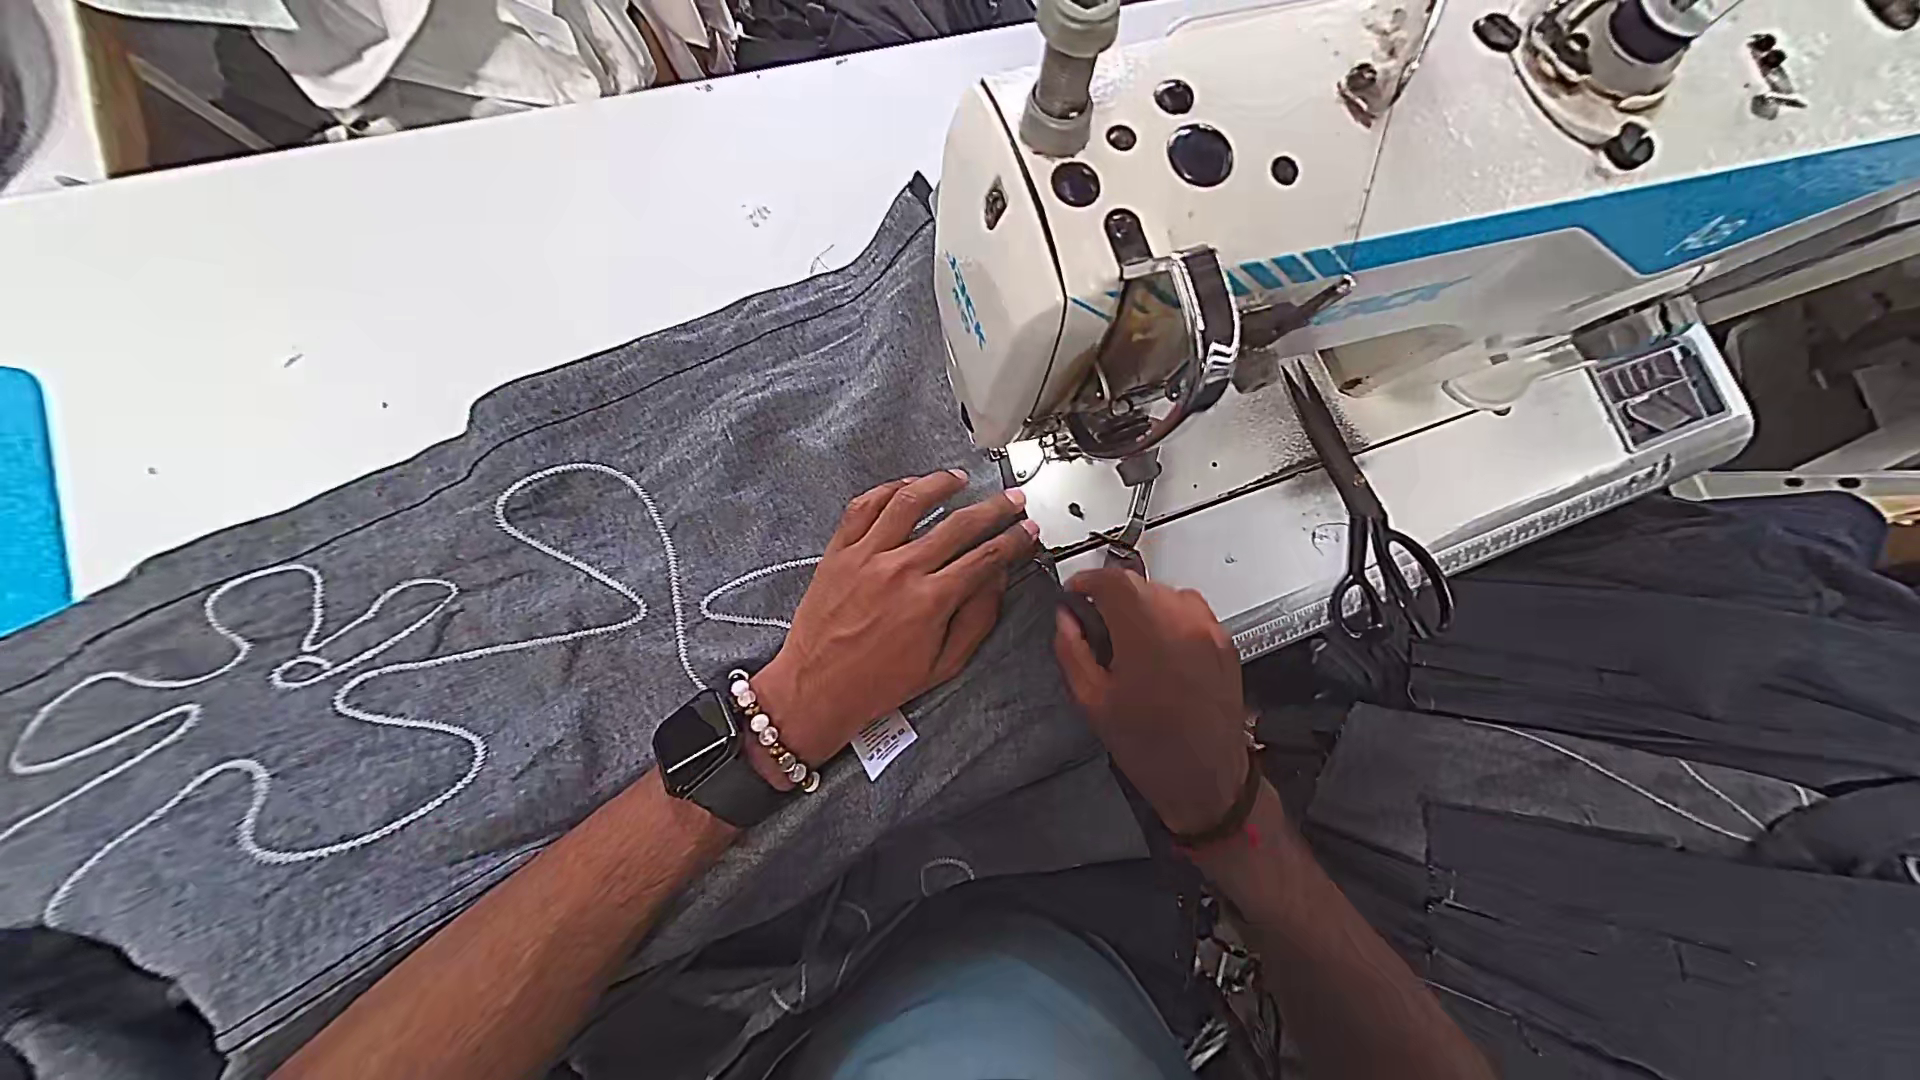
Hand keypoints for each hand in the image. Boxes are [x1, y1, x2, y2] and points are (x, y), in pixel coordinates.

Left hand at [751, 470, 1037, 771]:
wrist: (817, 687)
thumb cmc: (877, 682)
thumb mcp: (942, 664)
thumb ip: (977, 620)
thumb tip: (996, 582)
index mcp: (930, 601)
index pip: (986, 556)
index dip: (1014, 539)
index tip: (1025, 530)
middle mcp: (900, 571)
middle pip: (959, 524)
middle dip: (995, 508)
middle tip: (1010, 500)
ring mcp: (867, 556)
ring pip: (910, 501)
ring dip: (941, 484)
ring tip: (959, 479)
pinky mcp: (839, 552)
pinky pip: (864, 506)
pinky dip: (888, 489)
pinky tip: (905, 486)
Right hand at [1053, 569, 1250, 834]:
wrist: (1207, 779)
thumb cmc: (1153, 749)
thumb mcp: (1092, 701)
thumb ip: (1072, 650)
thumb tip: (1065, 620)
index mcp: (1145, 636)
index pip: (1112, 581)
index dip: (1087, 581)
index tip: (1077, 593)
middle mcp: (1181, 625)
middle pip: (1138, 583)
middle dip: (1111, 595)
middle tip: (1096, 619)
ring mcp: (1208, 631)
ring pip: (1165, 592)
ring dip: (1141, 604)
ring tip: (1128, 636)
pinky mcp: (1224, 642)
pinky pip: (1190, 610)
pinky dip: (1168, 616)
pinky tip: (1157, 646)